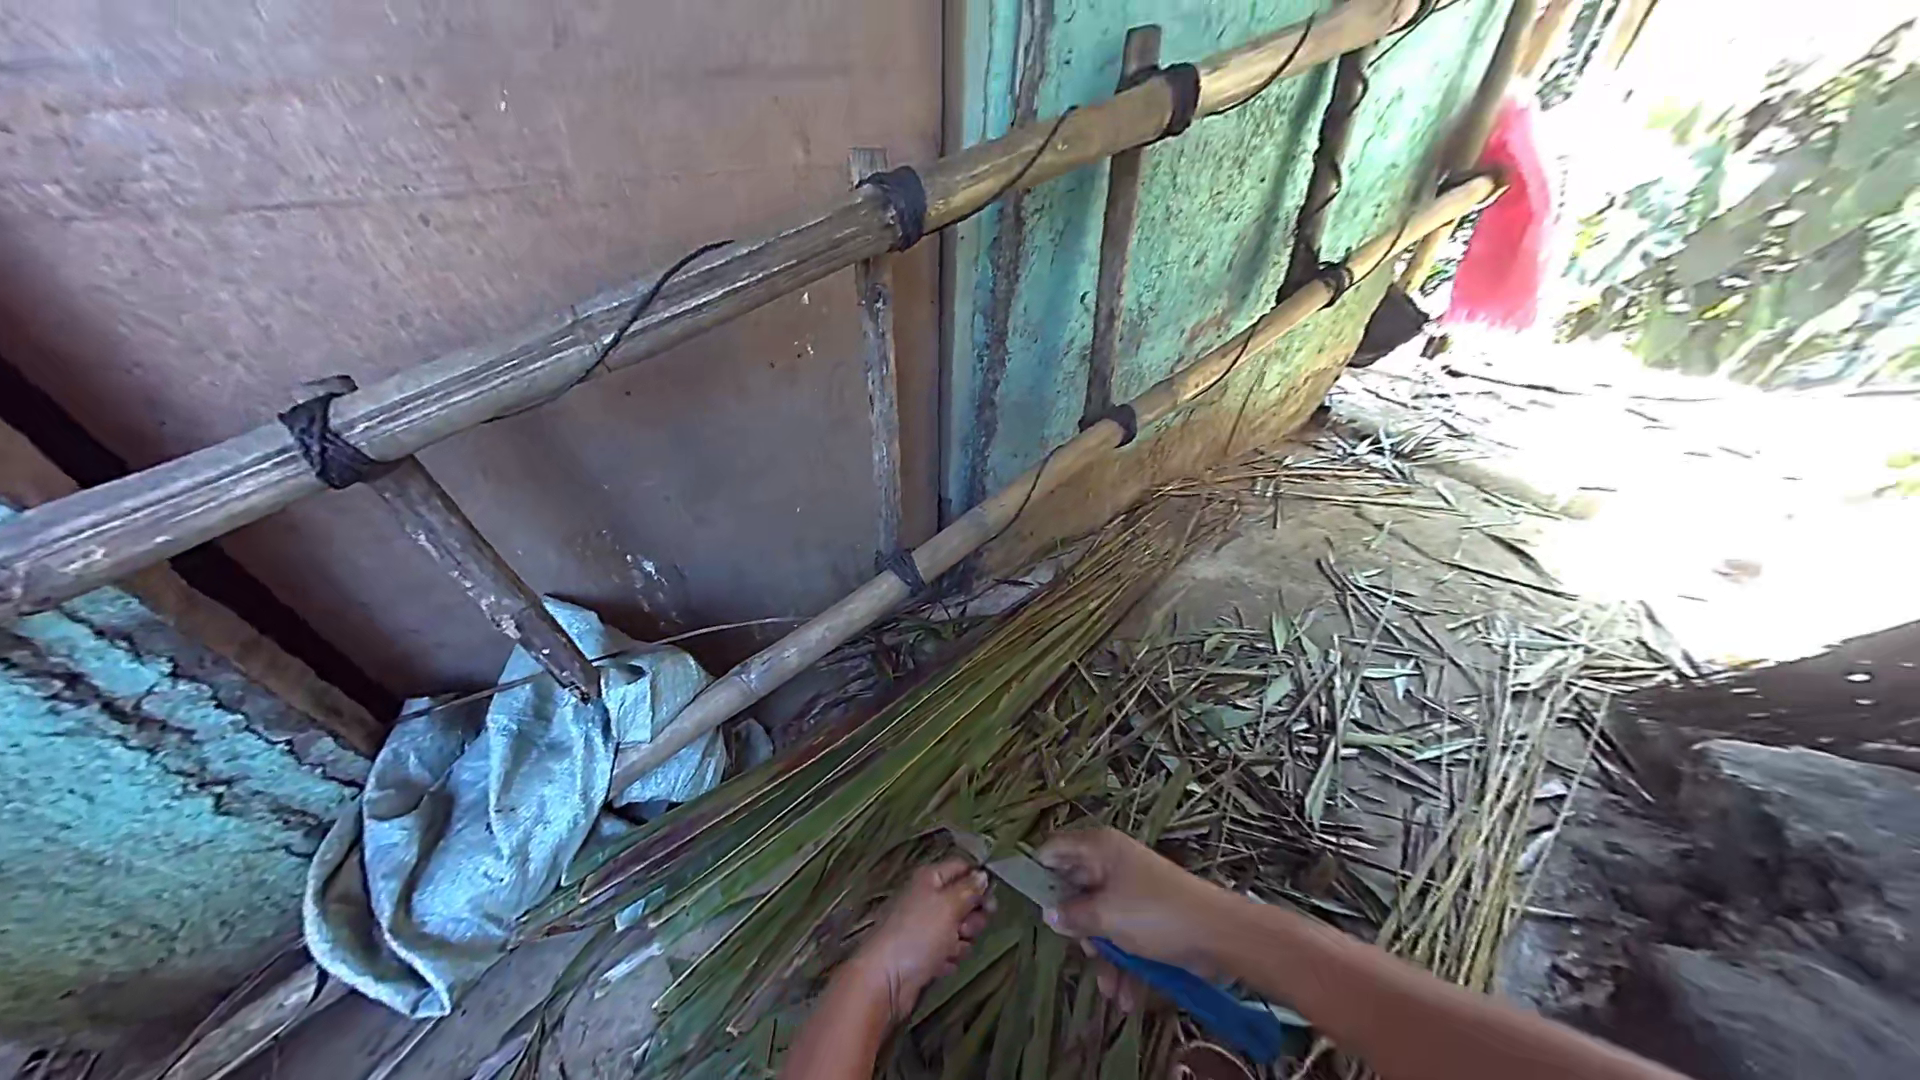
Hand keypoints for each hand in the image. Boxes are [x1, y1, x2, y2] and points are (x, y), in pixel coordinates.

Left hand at [844, 858, 992, 1021]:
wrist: (885, 980)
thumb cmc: (918, 934)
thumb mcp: (949, 905)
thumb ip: (969, 889)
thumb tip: (983, 874)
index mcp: (930, 878)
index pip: (962, 868)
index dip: (978, 881)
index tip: (991, 899)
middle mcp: (927, 898)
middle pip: (963, 900)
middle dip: (972, 917)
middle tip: (966, 929)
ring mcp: (924, 926)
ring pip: (959, 928)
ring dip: (961, 941)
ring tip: (951, 949)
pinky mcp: (923, 953)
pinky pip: (948, 950)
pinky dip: (948, 958)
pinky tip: (941, 965)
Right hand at [1036, 828, 1240, 973]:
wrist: (1219, 935)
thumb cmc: (1155, 914)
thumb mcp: (1106, 915)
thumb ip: (1072, 915)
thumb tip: (1048, 912)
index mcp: (1099, 848)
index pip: (1056, 848)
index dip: (1038, 871)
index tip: (1025, 900)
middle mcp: (1112, 863)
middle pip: (1076, 890)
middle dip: (1076, 928)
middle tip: (1080, 949)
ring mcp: (1131, 890)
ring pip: (1100, 919)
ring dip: (1102, 956)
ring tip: (1108, 987)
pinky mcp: (1147, 916)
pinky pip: (1123, 936)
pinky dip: (1122, 964)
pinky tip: (1125, 996)